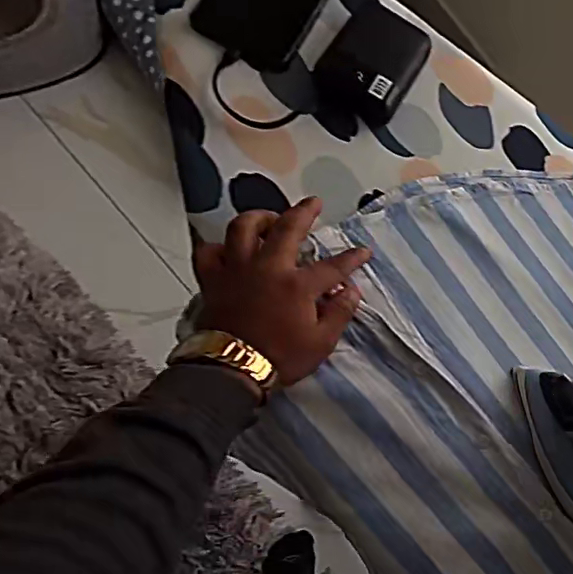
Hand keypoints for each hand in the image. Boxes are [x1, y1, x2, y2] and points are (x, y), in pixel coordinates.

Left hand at [192, 196, 370, 386]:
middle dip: (304, 212)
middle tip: (313, 203)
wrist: (233, 369)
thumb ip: (339, 313)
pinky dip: (219, 246)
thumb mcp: (322, 342)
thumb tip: (351, 291)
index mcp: (297, 286)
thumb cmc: (281, 357)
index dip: (351, 258)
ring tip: (269, 219)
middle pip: (286, 229)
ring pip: (242, 228)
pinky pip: (209, 251)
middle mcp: (267, 268)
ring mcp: (236, 269)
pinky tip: (229, 249)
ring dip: (258, 218)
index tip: (363, 251)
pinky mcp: (212, 279)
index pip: (332, 267)